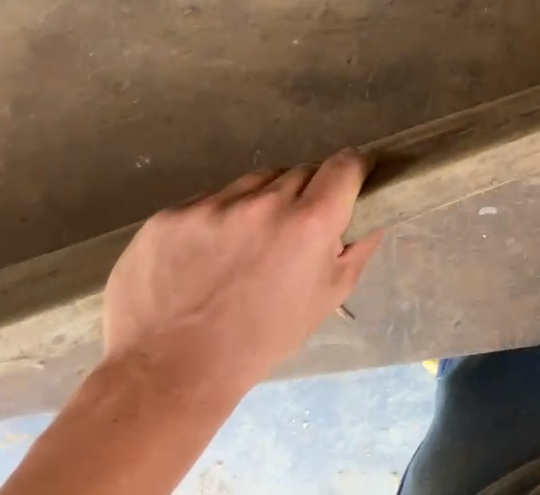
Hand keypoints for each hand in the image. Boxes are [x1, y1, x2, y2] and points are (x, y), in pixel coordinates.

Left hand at [100, 150, 381, 402]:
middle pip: (301, 172)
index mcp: (311, 222)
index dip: (355, 168)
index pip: (346, 165)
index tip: (354, 178)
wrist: (167, 374)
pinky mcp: (168, 218)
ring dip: (263, 201)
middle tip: (296, 227)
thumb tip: (372, 215)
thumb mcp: (330, 296)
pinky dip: (219, 217)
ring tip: (248, 241)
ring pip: (255, 183)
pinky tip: (208, 253)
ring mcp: (211, 208)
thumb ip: (359, 247)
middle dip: (307, 193)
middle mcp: (264, 204)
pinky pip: (209, 201)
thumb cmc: (262, 338)